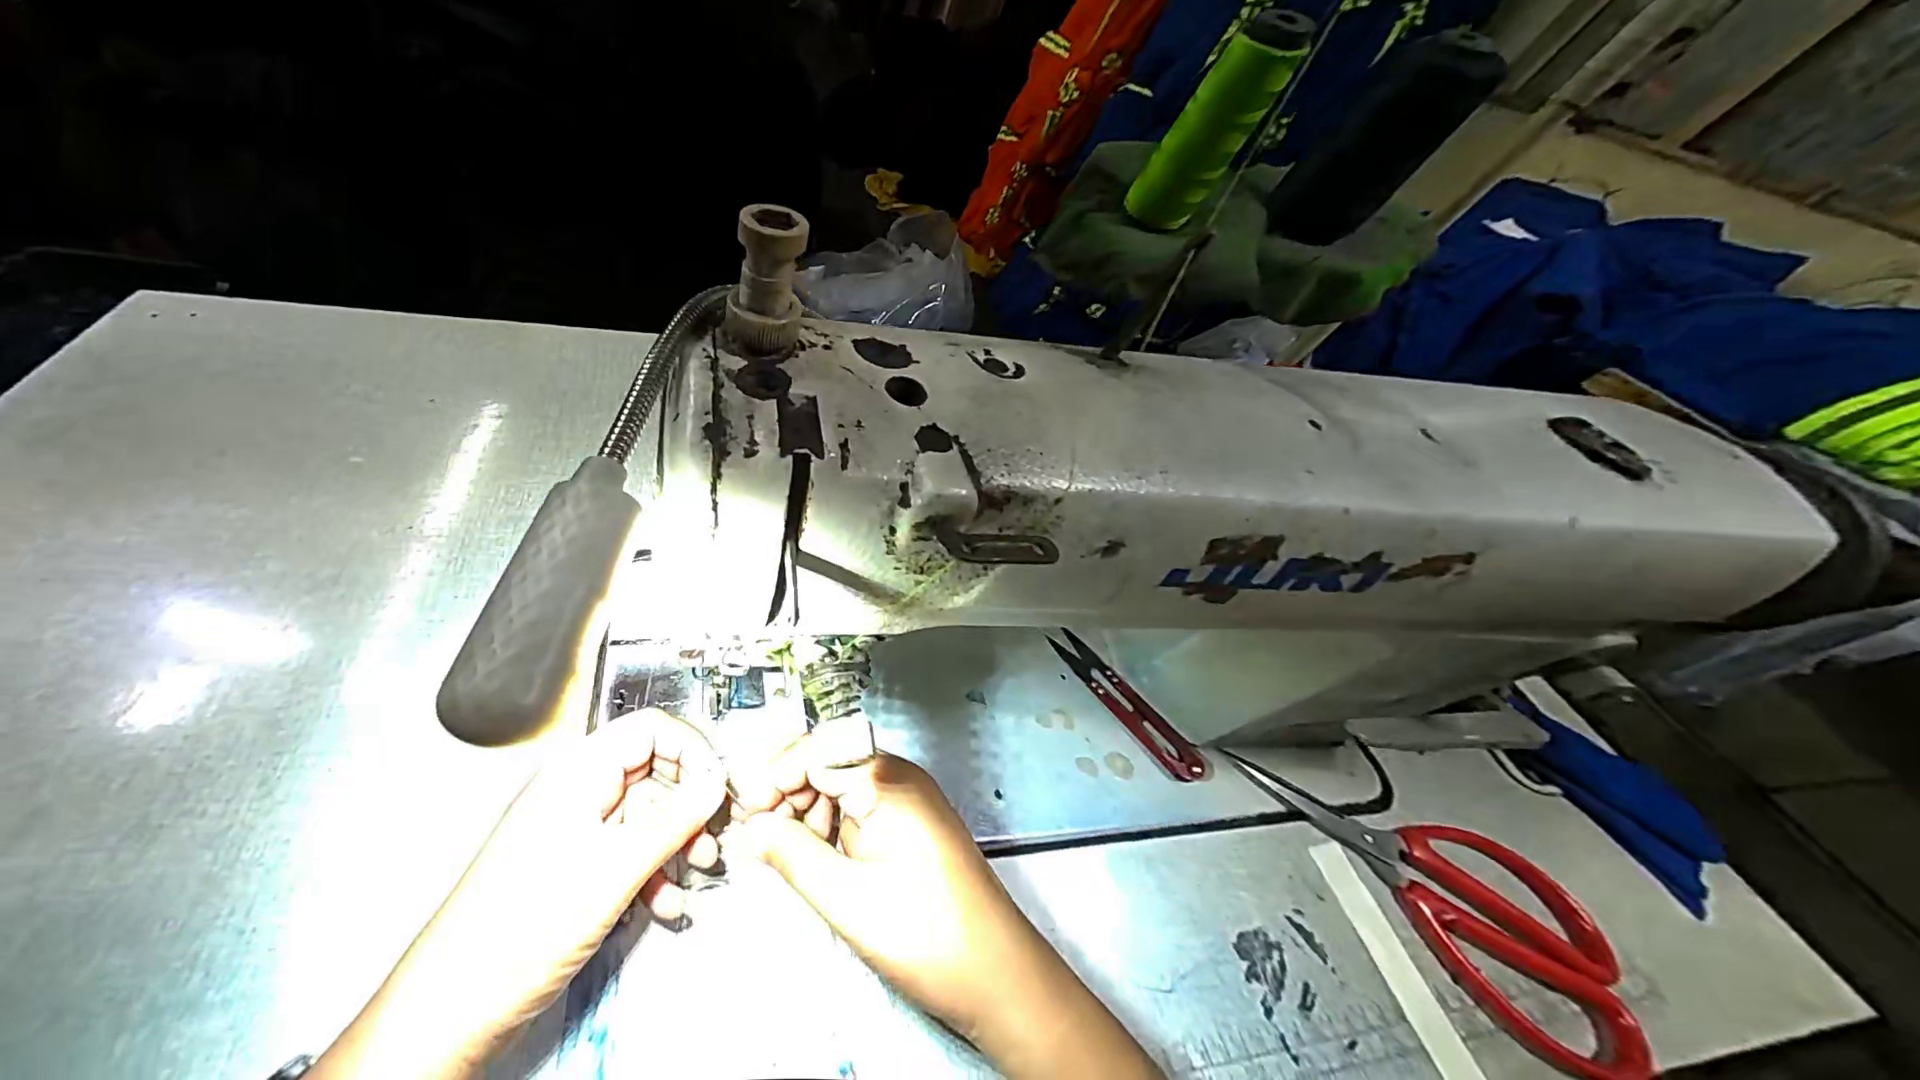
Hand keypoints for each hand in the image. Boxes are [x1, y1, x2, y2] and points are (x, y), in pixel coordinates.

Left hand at [312, 709, 726, 1078]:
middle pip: (655, 770)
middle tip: (718, 826)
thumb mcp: (616, 867)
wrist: (452, 1012)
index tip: (721, 782)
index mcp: (576, 773)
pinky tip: (667, 900)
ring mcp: (575, 829)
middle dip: (692, 800)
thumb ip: (675, 818)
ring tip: (699, 867)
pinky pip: (632, 849)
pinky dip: (656, 869)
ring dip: (680, 840)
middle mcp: (576, 791)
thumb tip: (716, 780)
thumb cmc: (515, 935)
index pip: (651, 728)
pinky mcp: (576, 865)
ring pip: (648, 813)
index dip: (693, 749)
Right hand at [728, 741, 1161, 1079]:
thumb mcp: (845, 896)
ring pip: (843, 787)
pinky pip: (862, 808)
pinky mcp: (911, 823)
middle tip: (758, 836)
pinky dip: (833, 827)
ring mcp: (909, 799)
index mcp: (886, 780)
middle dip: (789, 794)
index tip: (748, 811)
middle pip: (829, 762)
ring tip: (786, 853)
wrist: (995, 972)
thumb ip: (791, 854)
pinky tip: (819, 859)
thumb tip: (752, 826)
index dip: (777, 774)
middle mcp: (901, 777)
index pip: (818, 748)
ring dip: (808, 813)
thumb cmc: (927, 933)